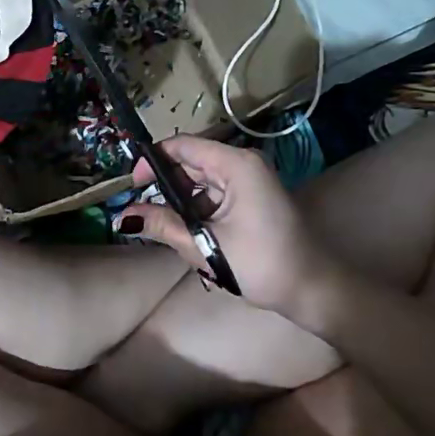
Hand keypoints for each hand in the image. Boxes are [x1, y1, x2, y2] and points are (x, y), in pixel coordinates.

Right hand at [118, 136, 318, 315]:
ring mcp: (249, 180)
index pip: (183, 145)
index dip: (153, 160)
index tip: (132, 186)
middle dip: (163, 183)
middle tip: (140, 208)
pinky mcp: (251, 196)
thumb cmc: (261, 264)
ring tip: (160, 223)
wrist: (313, 290)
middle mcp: (243, 164)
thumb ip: (163, 225)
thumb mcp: (205, 245)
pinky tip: (184, 228)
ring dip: (179, 198)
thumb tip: (121, 217)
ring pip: (200, 178)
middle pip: (191, 160)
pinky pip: (214, 191)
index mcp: (236, 165)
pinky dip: (196, 206)